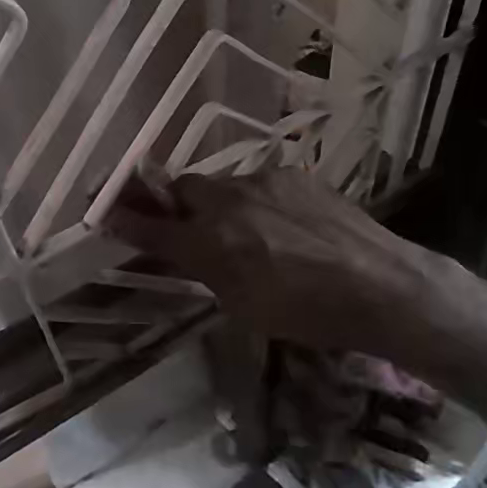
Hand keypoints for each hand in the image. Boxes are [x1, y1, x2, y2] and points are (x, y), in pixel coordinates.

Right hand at [104, 167, 479, 359]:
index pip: (155, 226)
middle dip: (177, 202)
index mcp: (212, 243)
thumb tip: (186, 251)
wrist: (380, 284)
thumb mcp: (243, 305)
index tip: (107, 211)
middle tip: (185, 220)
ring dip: (223, 205)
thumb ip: (206, 270)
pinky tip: (285, 224)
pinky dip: (258, 201)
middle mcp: (229, 202)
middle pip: (184, 188)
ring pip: (225, 186)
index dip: (127, 219)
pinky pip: (260, 184)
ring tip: (251, 232)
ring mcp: (264, 182)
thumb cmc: (307, 313)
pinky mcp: (295, 174)